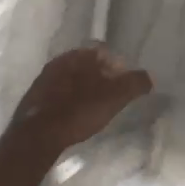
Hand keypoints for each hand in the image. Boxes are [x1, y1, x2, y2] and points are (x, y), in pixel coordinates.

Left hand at [6, 45, 151, 155]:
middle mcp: (59, 61)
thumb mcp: (114, 97)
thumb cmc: (79, 111)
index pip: (103, 51)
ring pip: (71, 78)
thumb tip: (149, 78)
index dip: (117, 65)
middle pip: (86, 64)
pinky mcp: (34, 97)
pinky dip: (69, 99)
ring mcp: (43, 79)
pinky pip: (58, 93)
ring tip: (94, 107)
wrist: (37, 134)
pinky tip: (74, 115)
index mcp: (78, 55)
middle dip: (100, 76)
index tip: (124, 83)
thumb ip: (134, 84)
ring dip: (84, 88)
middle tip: (112, 95)